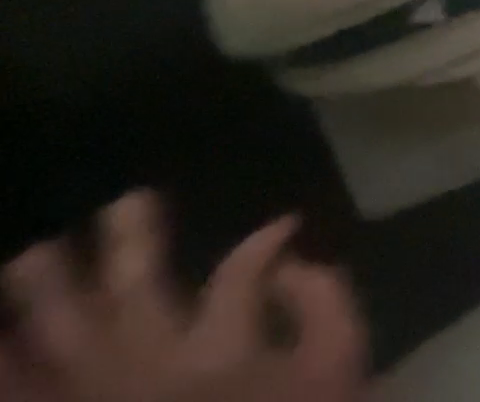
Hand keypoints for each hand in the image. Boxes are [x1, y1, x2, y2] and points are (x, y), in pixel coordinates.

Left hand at [0, 191, 367, 401]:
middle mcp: (149, 371)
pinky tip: (3, 345)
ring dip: (40, 299)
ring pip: (57, 345)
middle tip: (121, 203)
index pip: (241, 272)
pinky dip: (9, 372)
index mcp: (222, 351)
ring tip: (30, 256)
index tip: (285, 225)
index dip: (264, 242)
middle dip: (126, 245)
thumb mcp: (340, 362)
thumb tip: (290, 259)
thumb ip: (324, 302)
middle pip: (131, 296)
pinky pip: (28, 396)